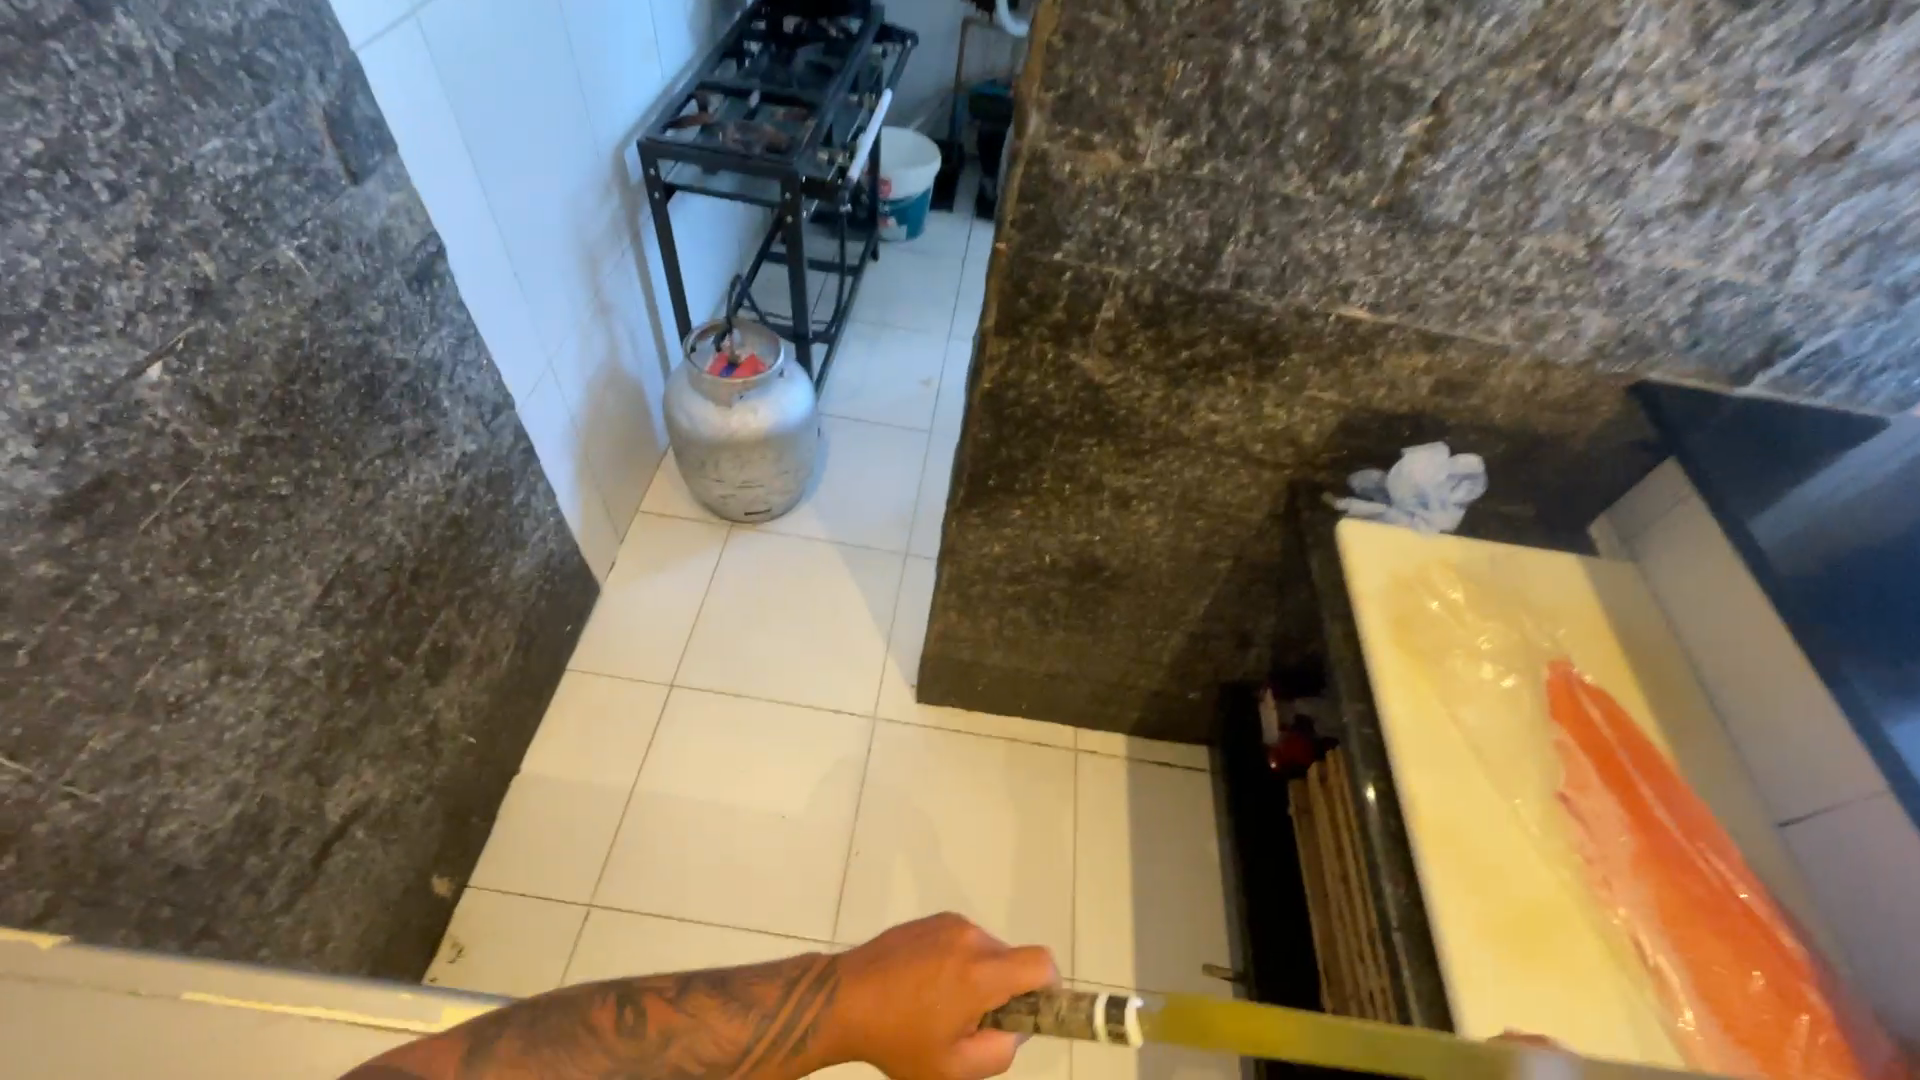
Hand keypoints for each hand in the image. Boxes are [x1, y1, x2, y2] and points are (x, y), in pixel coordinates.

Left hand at [831, 913, 1059, 1079]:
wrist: (845, 999)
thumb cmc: (899, 1038)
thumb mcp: (953, 1067)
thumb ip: (1000, 1052)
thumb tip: (1015, 1028)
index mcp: (982, 972)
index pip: (1041, 963)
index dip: (1049, 987)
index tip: (1033, 1010)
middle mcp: (971, 937)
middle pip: (1011, 960)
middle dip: (1004, 990)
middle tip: (972, 1020)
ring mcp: (948, 923)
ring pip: (986, 950)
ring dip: (978, 975)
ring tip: (940, 1004)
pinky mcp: (930, 919)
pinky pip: (961, 940)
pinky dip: (956, 961)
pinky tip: (925, 985)